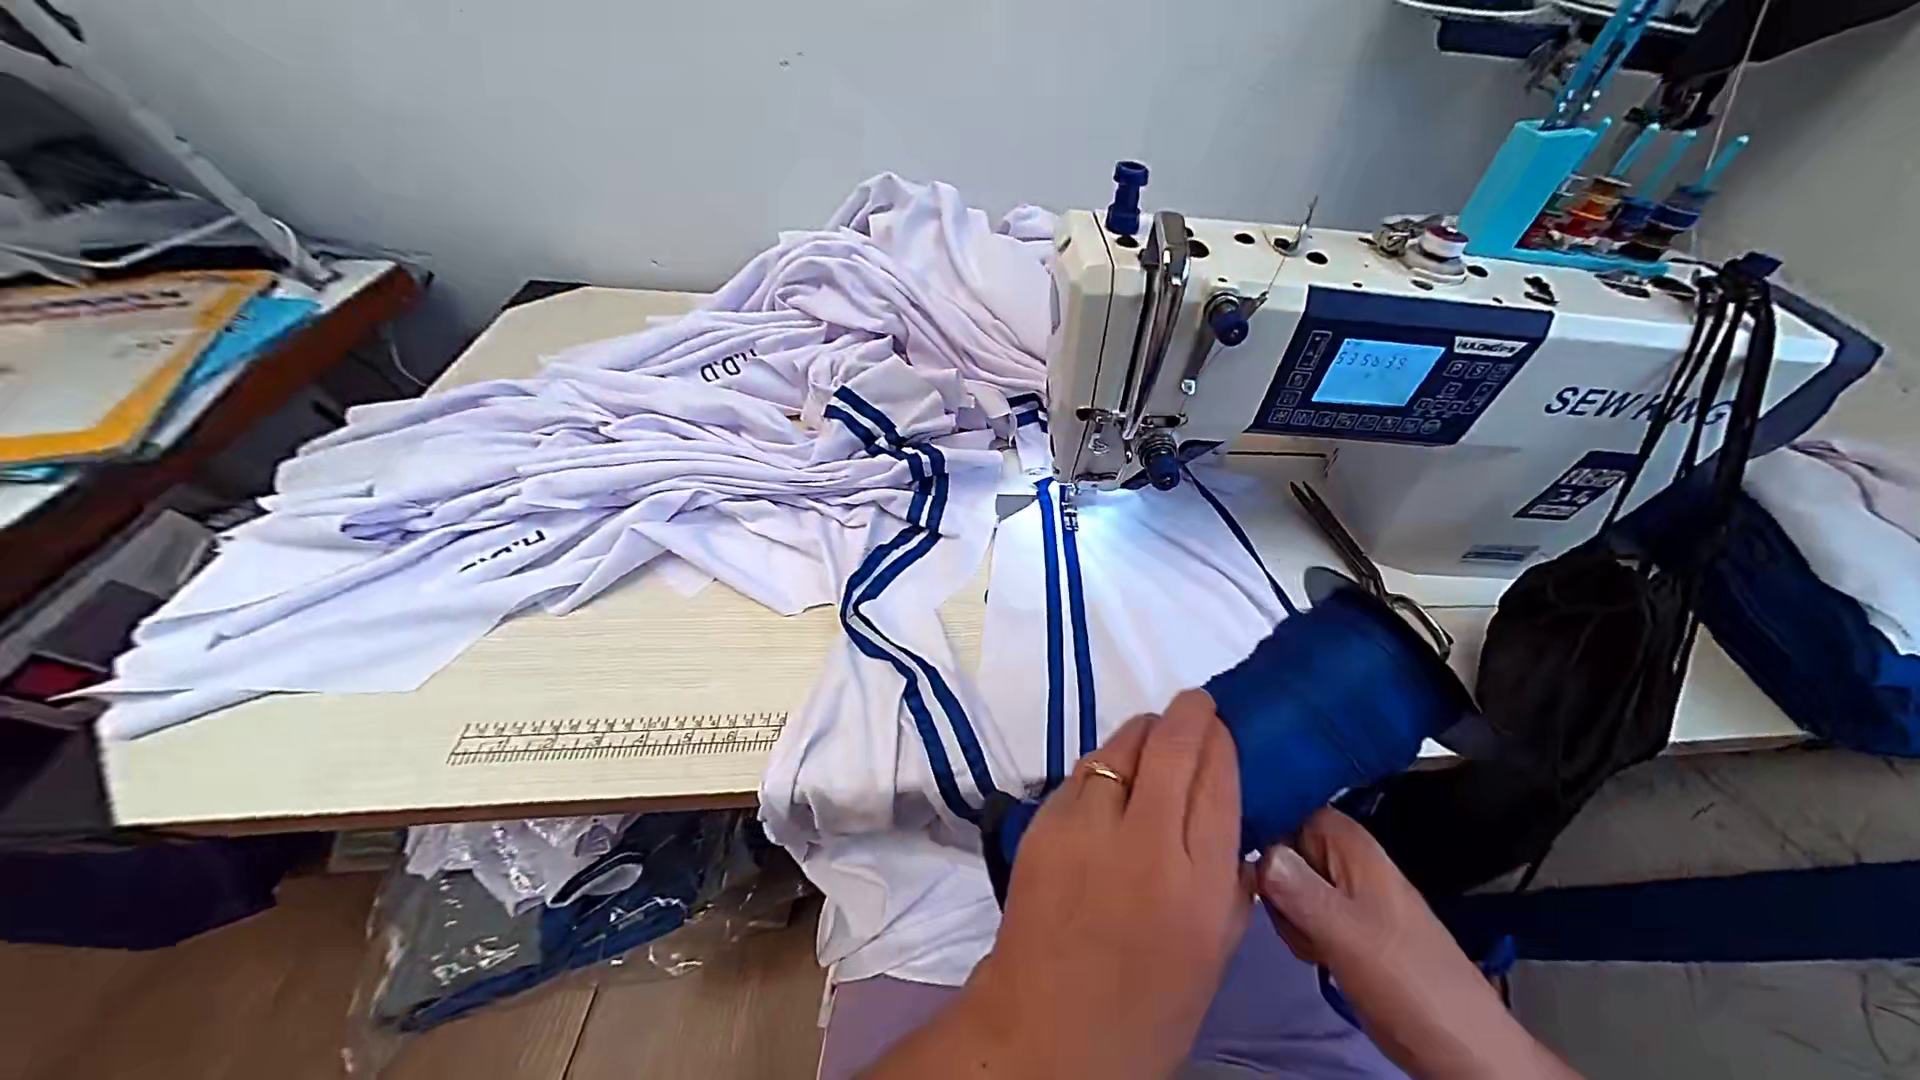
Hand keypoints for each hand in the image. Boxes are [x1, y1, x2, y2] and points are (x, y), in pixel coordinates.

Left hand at [863, 691, 1250, 1079]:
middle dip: (1187, 713)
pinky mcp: (1043, 822)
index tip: (1221, 725)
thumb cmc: (1148, 1001)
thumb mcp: (1215, 948)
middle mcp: (1143, 841)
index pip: (1216, 780)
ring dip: (1142, 733)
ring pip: (1119, 748)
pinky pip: (1082, 774)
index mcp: (1198, 882)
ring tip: (1154, 737)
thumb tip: (1233, 817)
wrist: (1050, 1025)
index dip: (1220, 740)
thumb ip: (1231, 878)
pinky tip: (1112, 780)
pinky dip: (1105, 766)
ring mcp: (1085, 826)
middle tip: (1194, 704)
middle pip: (1169, 746)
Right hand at [1257, 808, 1582, 1079]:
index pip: (1283, 802)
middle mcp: (1342, 855)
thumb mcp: (1345, 931)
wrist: (1461, 1052)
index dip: (1256, 820)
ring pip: (1281, 878)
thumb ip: (1294, 887)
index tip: (1236, 849)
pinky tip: (1311, 951)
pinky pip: (1295, 908)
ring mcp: (1342, 890)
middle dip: (1269, 877)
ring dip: (1282, 910)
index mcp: (1348, 839)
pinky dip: (1295, 929)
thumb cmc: (1409, 981)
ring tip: (1309, 940)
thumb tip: (1254, 850)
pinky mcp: (1340, 922)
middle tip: (1287, 912)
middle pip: (1276, 842)